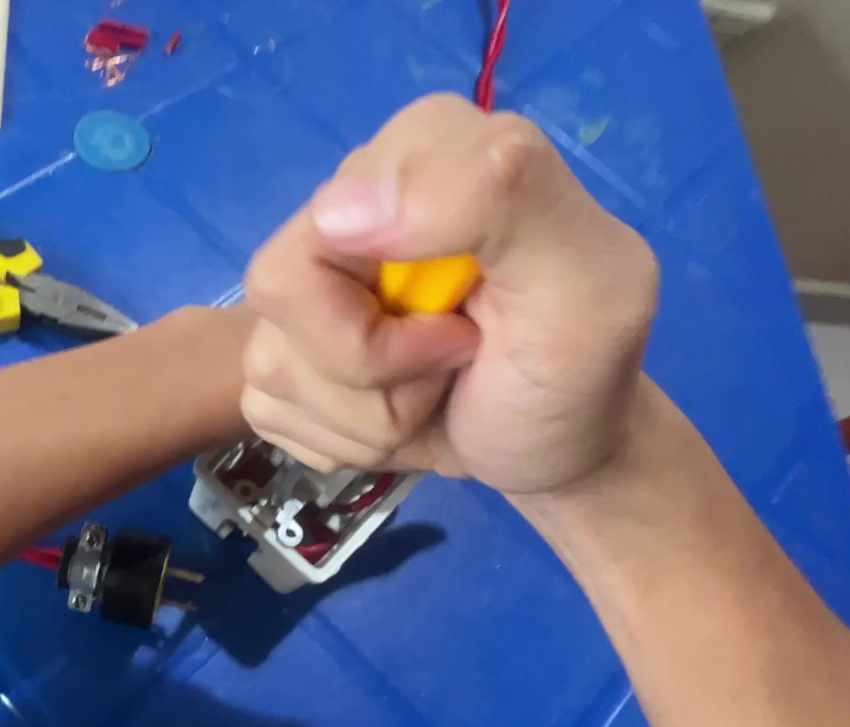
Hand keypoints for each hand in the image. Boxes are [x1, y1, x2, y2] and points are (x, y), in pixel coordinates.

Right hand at [241, 94, 659, 494]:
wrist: (548, 448)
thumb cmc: (572, 373)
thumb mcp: (585, 278)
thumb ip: (495, 196)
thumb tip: (335, 209)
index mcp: (414, 155)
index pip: (318, 227)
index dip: (377, 315)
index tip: (463, 332)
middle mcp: (346, 213)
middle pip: (278, 292)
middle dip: (369, 369)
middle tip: (447, 364)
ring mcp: (305, 294)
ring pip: (268, 367)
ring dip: (365, 418)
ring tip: (431, 395)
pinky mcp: (282, 361)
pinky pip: (264, 410)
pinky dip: (340, 441)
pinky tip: (394, 420)